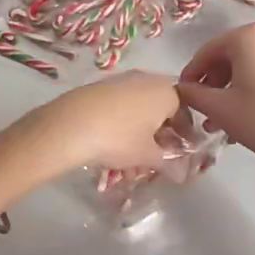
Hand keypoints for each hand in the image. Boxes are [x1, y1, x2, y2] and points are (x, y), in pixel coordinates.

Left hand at [30, 70, 182, 171]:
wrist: (71, 124)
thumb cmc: (120, 138)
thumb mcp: (148, 156)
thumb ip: (167, 162)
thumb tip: (181, 173)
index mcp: (165, 91)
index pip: (183, 113)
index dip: (183, 135)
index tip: (179, 153)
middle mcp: (145, 80)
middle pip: (157, 111)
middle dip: (156, 138)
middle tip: (151, 160)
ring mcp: (119, 81)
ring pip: (135, 113)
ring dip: (135, 138)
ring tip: (126, 165)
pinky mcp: (96, 88)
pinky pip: (116, 109)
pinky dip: (118, 128)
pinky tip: (108, 149)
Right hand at [175, 23, 254, 180]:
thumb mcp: (222, 110)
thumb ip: (194, 95)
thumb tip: (181, 89)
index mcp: (249, 35)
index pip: (207, 50)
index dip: (191, 75)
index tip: (184, 97)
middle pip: (233, 54)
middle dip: (216, 82)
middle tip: (207, 111)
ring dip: (237, 87)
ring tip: (229, 119)